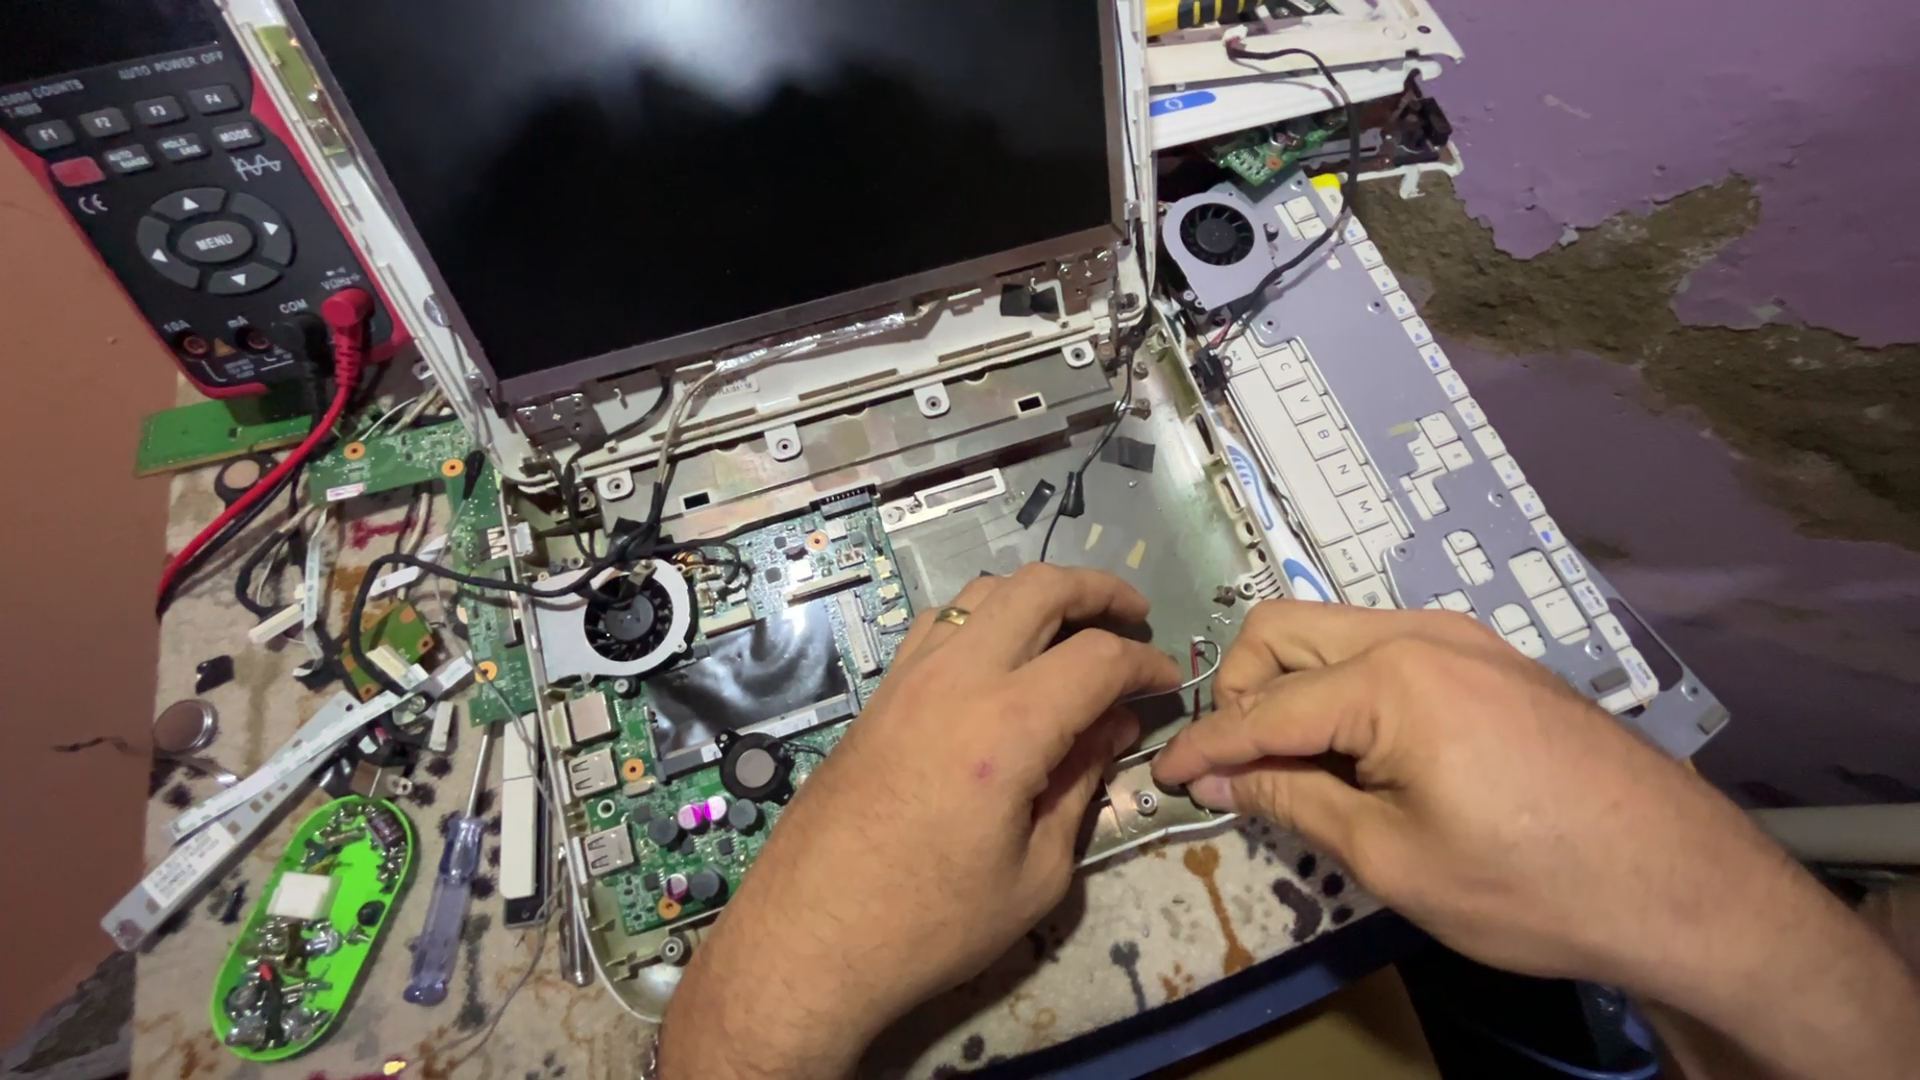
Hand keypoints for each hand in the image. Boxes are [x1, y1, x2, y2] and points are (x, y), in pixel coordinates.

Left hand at [661, 565, 1180, 1079]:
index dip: (1146, 664)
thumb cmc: (931, 922)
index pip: (1099, 658)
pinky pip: (942, 620)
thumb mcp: (1036, 873)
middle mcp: (958, 675)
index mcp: (1008, 724)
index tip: (1168, 682)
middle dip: (1098, 590)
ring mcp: (912, 673)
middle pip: (1039, 586)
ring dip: (1038, 595)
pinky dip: (986, 614)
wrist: (810, 935)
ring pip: (985, 590)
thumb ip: (1081, 784)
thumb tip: (1114, 725)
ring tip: (1070, 627)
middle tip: (1133, 616)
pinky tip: (999, 651)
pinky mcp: (883, 687)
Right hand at [1152, 600, 1919, 1077]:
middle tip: (1246, 761)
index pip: (1260, 708)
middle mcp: (1415, 631)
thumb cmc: (1532, 886)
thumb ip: (1286, 800)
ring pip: (1324, 629)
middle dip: (1238, 690)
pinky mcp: (1481, 651)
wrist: (1698, 895)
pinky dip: (1338, 685)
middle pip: (1278, 630)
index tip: (1162, 774)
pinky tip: (1360, 742)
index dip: (1202, 744)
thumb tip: (1210, 777)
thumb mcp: (1389, 857)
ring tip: (1301, 757)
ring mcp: (1455, 634)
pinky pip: (1375, 645)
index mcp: (1389, 679)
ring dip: (1287, 684)